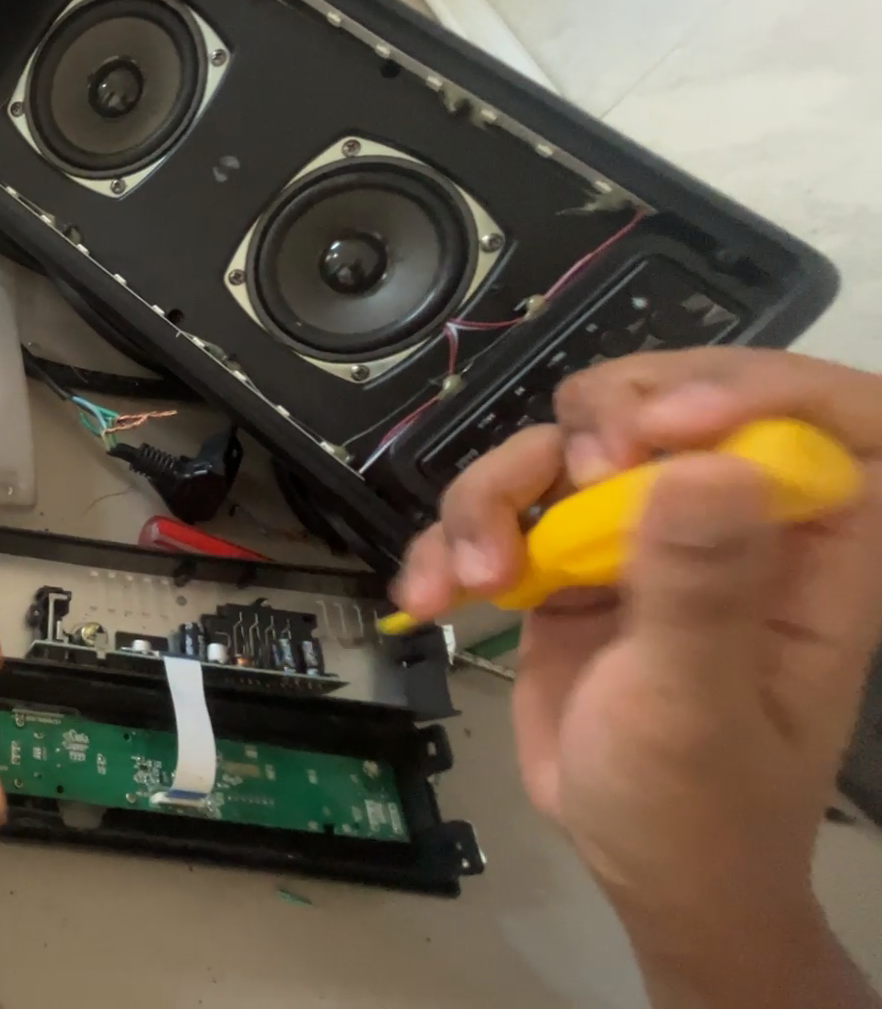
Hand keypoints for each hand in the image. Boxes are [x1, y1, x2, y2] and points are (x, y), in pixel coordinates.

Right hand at [396, 348, 881, 1006]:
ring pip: (541, 462)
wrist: (628, 855)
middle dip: (583, 432)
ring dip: (483, 506)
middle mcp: (706, 528)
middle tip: (558, 486)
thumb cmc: (696, 801)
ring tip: (466, 581)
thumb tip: (704, 466)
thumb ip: (700, 589)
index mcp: (800, 551)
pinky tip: (427, 599)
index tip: (650, 431)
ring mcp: (618, 545)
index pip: (817, 420)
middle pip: (643, 412)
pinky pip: (483, 523)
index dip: (741, 390)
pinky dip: (441, 552)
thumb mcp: (695, 701)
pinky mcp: (548, 570)